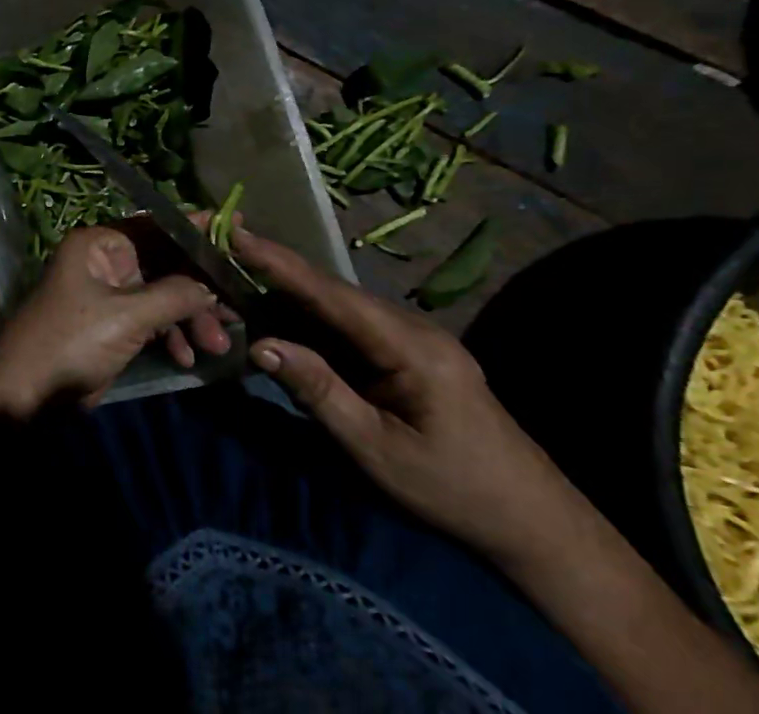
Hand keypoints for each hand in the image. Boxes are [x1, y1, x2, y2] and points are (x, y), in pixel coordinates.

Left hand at [0, 226, 233, 417]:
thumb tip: (210, 286)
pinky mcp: (111, 325)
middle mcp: (103, 263)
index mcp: (98, 245)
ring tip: (218, 345)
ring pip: (162, 296)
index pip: (155, 227)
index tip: (235, 228)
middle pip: (164, 264)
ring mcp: (107, 295)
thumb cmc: (72, 342)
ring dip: (190, 319)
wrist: (27, 392)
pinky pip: (150, 320)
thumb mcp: (128, 316)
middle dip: (200, 290)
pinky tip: (188, 358)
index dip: (195, 229)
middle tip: (238, 309)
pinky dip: (170, 335)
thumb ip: (175, 295)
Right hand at [228, 228, 584, 563]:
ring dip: (291, 298)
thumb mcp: (374, 446)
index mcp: (412, 348)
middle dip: (278, 274)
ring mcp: (416, 340)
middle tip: (226, 258)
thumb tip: (260, 344)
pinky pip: (351, 328)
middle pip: (334, 294)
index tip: (239, 237)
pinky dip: (311, 322)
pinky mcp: (411, 355)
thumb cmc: (452, 488)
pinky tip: (282, 323)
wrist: (531, 521)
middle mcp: (415, 330)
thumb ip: (317, 390)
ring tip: (241, 286)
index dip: (281, 265)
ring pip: (340, 308)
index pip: (333, 295)